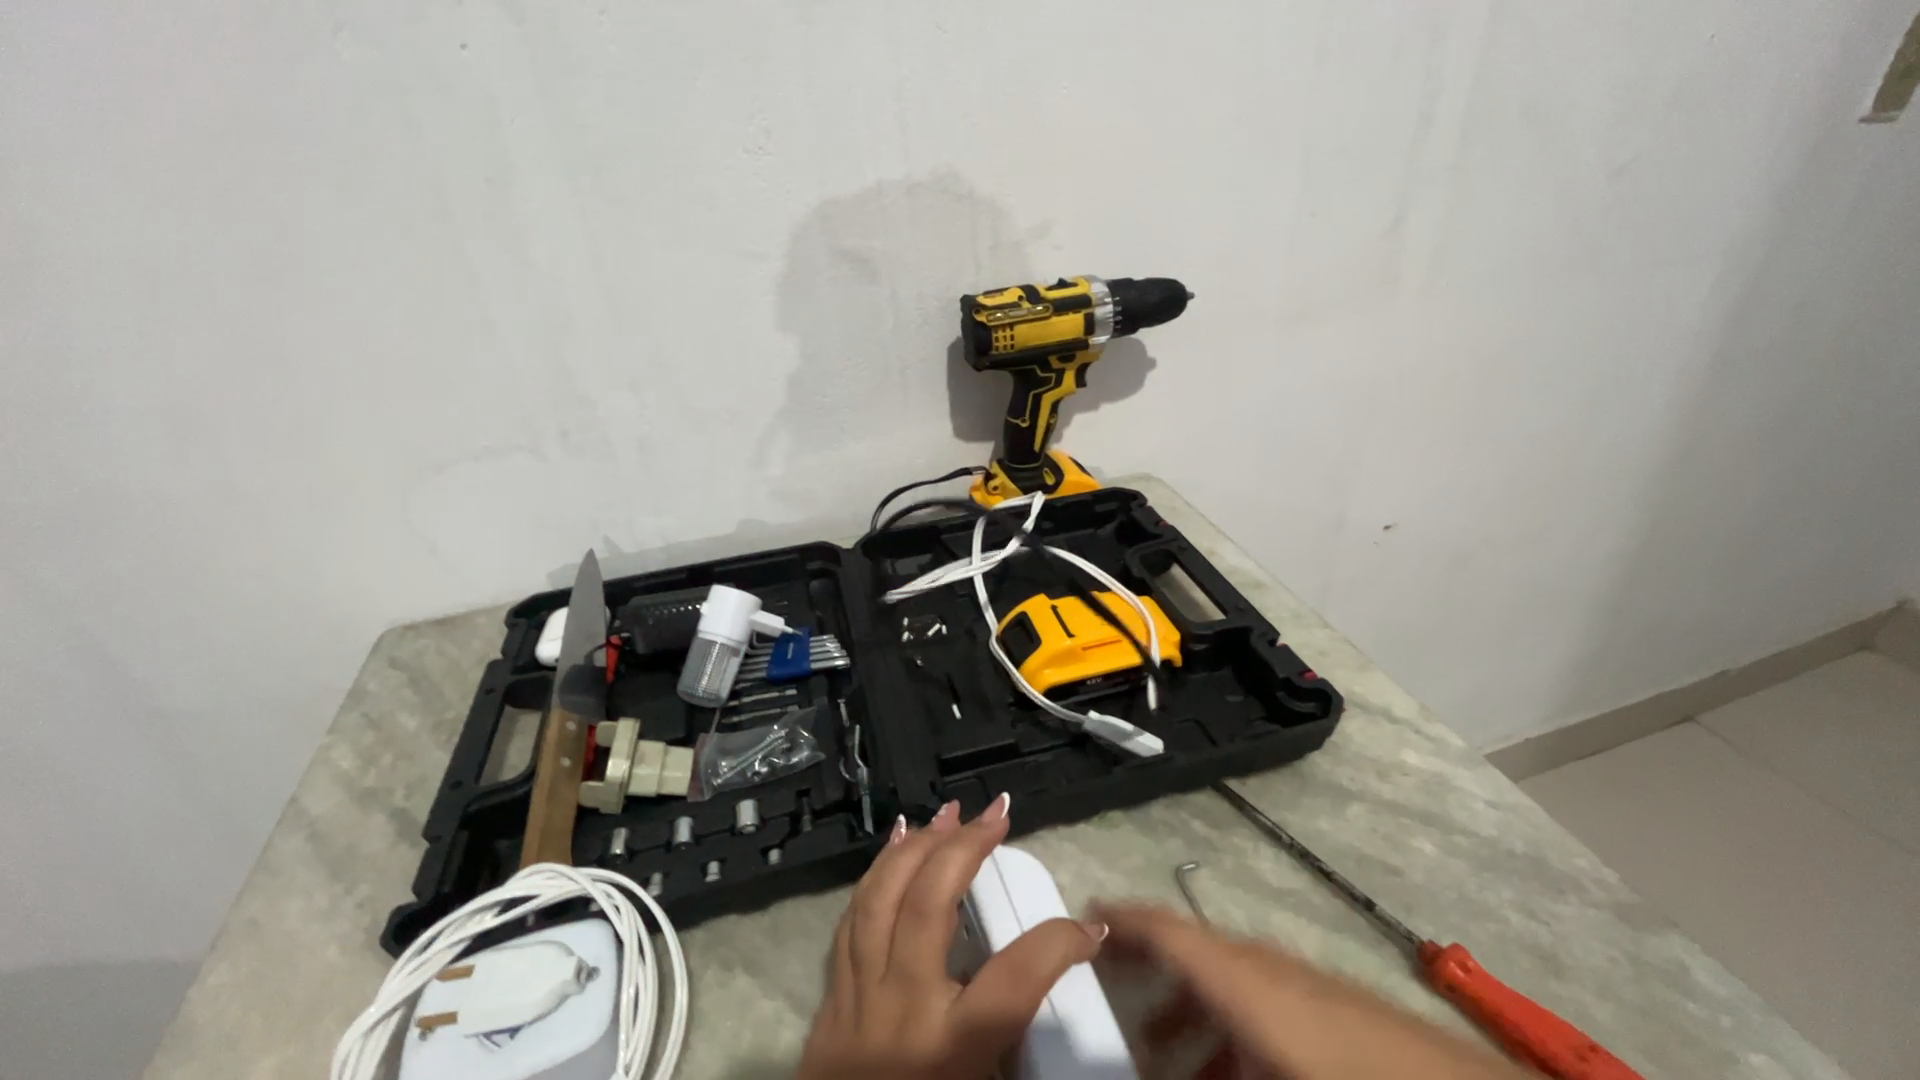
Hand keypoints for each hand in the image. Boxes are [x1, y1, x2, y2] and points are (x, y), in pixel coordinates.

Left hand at [798, 795, 1106, 1079]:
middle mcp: (903, 1007)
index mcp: (953, 1045)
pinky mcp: (832, 993)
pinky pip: (852, 917)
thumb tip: (1055, 971)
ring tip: (947, 813)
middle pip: (930, 906)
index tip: (1090, 926)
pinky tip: (893, 844)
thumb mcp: (985, 1079)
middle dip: (965, 849)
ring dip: (917, 847)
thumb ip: (1018, 1028)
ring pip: (882, 898)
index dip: (1059, 942)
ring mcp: (859, 995)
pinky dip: (876, 873)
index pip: (1016, 976)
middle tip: (996, 813)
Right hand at [1097, 904, 1528, 1079]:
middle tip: (1113, 1004)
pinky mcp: (1338, 1005)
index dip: (1124, 918)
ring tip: (1168, 1062)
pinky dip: (1234, 1028)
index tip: (1086, 913)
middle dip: (1149, 975)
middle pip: (1194, 953)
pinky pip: (1265, 1001)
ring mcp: (1308, 984)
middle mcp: (1271, 969)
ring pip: (1230, 981)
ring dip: (1192, 1013)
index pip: (1169, 932)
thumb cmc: (1343, 1075)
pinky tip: (1237, 1070)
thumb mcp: (1258, 1071)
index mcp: (1245, 983)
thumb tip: (1150, 1061)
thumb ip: (1197, 1064)